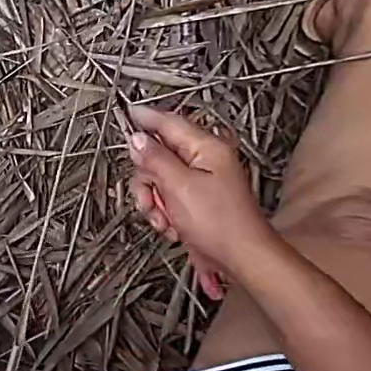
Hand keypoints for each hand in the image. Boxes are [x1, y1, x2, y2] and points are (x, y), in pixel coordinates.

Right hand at [127, 105, 273, 294]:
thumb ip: (155, 160)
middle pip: (159, 156)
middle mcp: (207, 160)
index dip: (146, 118)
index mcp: (207, 148)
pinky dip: (164, 212)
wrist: (240, 257)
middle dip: (148, 180)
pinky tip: (172, 224)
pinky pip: (168, 197)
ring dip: (154, 201)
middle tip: (151, 195)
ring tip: (164, 216)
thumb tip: (138, 140)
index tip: (129, 113)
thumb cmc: (222, 224)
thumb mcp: (179, 187)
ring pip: (160, 179)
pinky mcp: (198, 200)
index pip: (169, 123)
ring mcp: (203, 181)